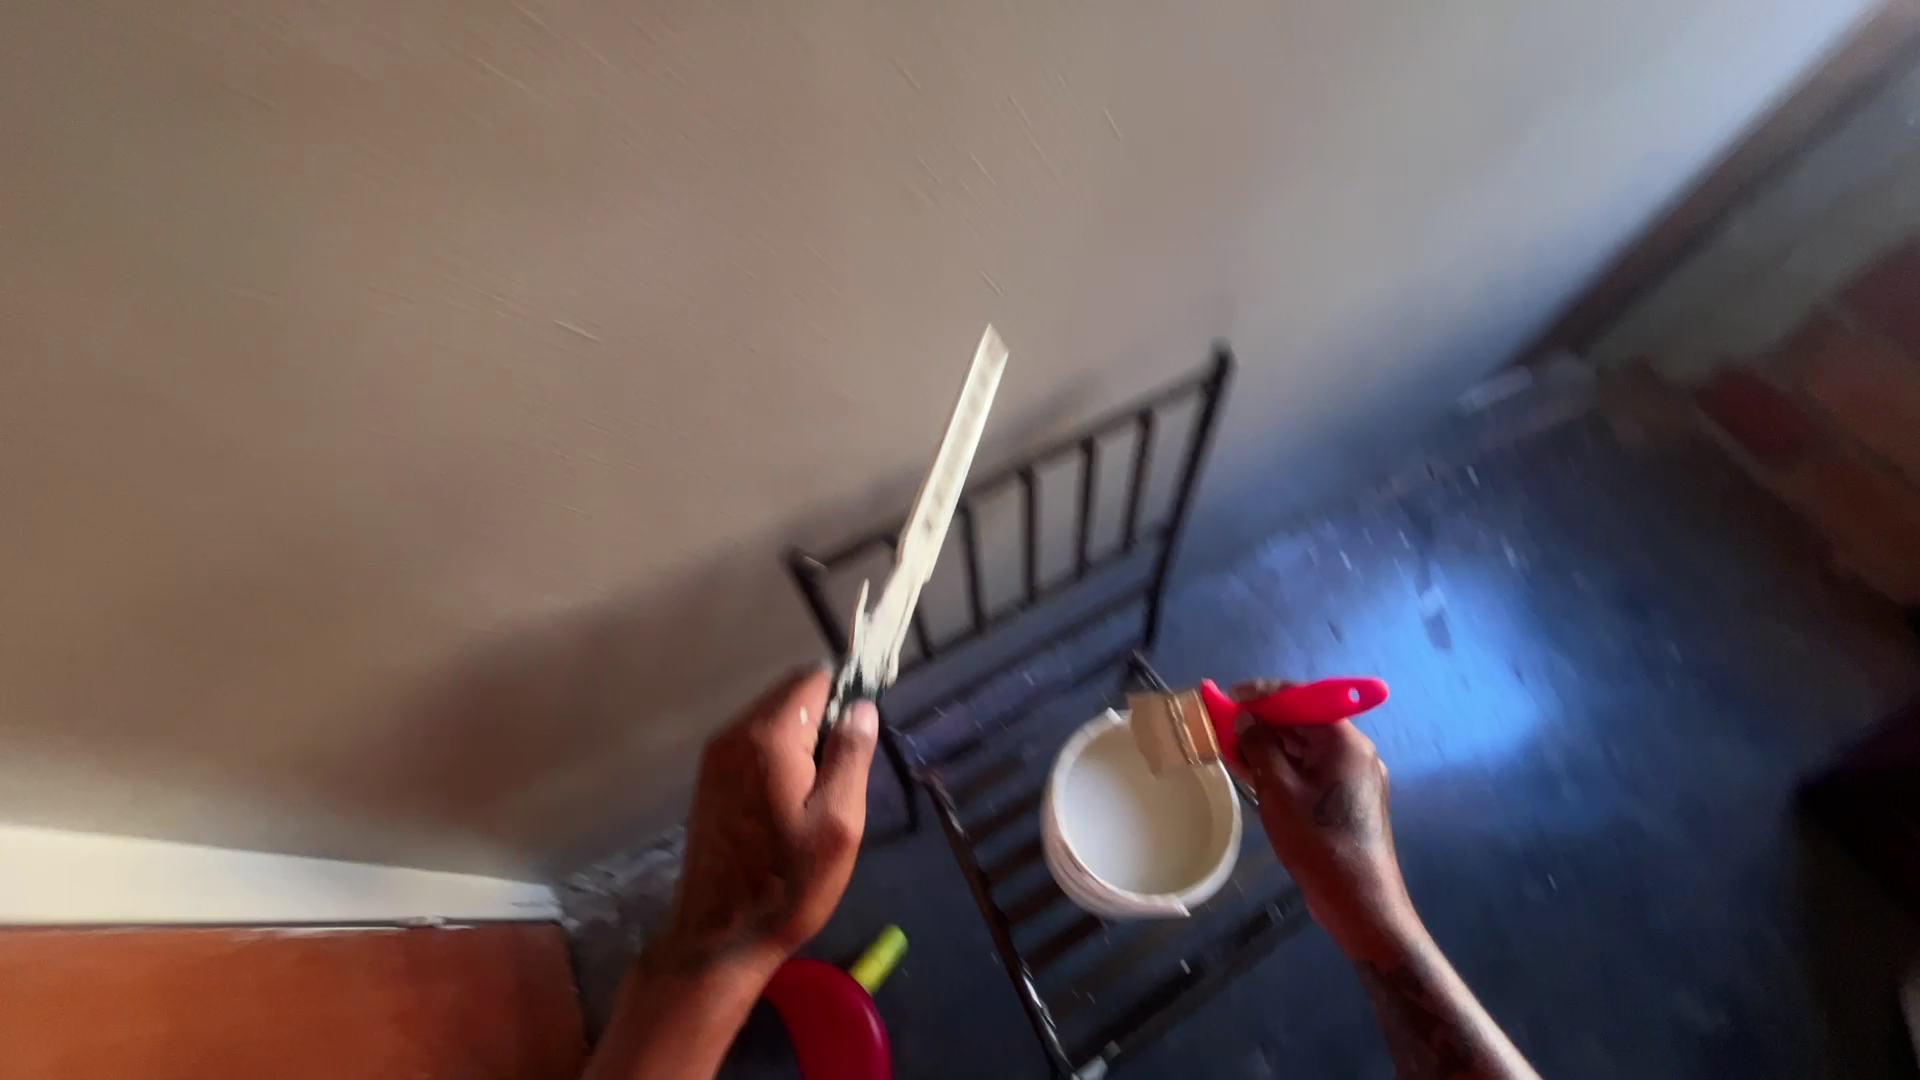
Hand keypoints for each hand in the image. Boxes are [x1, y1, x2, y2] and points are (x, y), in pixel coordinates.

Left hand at [647, 667, 878, 977]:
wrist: (717, 939)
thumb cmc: (788, 884)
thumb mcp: (838, 824)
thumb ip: (851, 755)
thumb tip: (862, 707)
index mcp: (769, 737)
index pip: (815, 677)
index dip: (846, 695)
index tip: (862, 734)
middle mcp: (736, 733)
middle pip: (792, 692)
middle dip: (825, 716)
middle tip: (841, 771)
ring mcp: (718, 754)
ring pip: (774, 714)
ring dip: (803, 734)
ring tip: (818, 790)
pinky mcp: (711, 776)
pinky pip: (755, 739)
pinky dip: (780, 750)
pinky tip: (789, 797)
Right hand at [1232, 680, 1414, 955]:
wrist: (1359, 902)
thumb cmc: (1319, 841)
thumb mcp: (1278, 789)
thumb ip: (1259, 746)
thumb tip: (1246, 718)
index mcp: (1344, 742)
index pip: (1301, 698)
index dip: (1262, 694)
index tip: (1229, 697)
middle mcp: (1352, 752)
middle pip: (1301, 721)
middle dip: (1261, 721)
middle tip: (1223, 726)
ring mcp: (1350, 776)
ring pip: (1301, 746)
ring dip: (1266, 745)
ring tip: (1230, 750)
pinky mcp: (1343, 797)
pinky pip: (1307, 769)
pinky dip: (1279, 766)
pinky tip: (1250, 771)